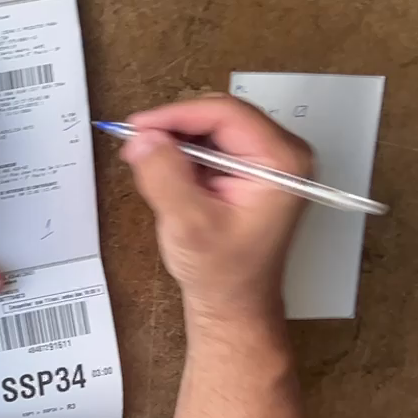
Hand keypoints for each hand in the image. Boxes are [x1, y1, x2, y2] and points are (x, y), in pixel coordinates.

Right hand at [120, 96, 312, 327]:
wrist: (232, 302)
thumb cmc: (223, 272)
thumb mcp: (187, 223)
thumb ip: (164, 175)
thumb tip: (143, 138)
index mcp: (280, 162)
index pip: (225, 114)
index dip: (175, 115)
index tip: (138, 127)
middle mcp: (281, 155)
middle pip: (219, 116)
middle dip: (174, 127)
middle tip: (136, 142)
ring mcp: (265, 163)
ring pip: (211, 129)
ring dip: (175, 141)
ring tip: (147, 161)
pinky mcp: (248, 172)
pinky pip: (210, 147)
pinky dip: (181, 154)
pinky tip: (165, 173)